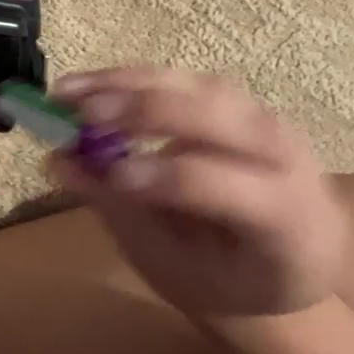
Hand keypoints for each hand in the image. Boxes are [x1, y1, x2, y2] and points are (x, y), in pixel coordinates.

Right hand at [47, 67, 349, 318]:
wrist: (278, 258)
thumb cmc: (227, 276)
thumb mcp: (178, 266)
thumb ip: (122, 212)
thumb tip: (59, 162)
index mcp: (294, 221)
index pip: (235, 190)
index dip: (172, 177)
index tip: (111, 175)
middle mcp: (288, 159)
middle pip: (217, 119)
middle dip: (145, 111)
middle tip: (80, 115)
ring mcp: (261, 120)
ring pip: (191, 87)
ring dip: (124, 85)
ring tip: (66, 94)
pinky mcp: (230, 99)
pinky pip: (175, 78)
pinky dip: (125, 79)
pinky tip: (84, 87)